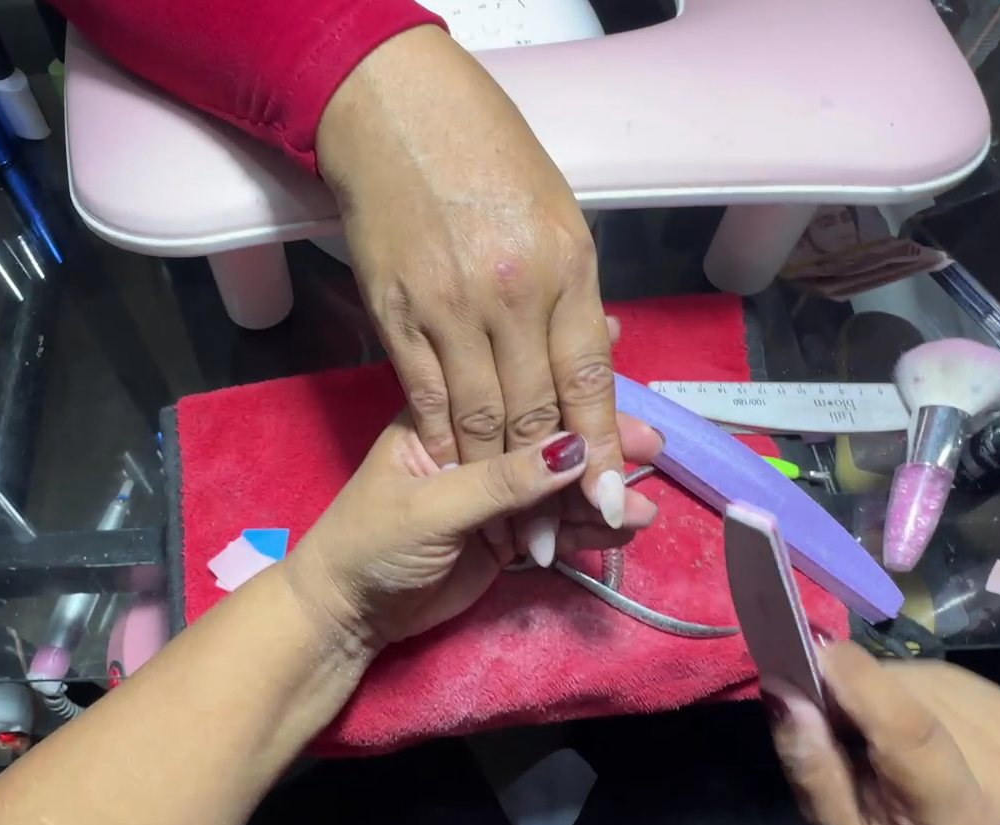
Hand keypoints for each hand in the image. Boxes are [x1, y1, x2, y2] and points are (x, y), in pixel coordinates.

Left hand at [282, 413, 663, 648]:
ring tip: (642, 508)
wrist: (349, 613)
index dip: (566, 382)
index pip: (515, 389)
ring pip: (558, 486)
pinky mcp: (506, 535)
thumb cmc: (370, 544)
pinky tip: (621, 531)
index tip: (619, 362)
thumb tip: (575, 448)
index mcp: (447, 419)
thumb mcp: (431, 508)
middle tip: (651, 448)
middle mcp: (478, 448)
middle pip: (549, 439)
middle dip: (598, 444)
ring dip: (600, 494)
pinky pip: (554, 527)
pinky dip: (586, 531)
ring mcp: (495, 494)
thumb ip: (500, 482)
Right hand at [315, 27, 636, 567]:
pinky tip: (462, 474)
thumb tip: (597, 356)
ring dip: (498, 481)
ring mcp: (449, 310)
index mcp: (564, 267)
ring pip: (482, 416)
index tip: (608, 498)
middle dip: (553, 484)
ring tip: (516, 530)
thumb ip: (573, 296)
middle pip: (537, 409)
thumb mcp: (556, 217)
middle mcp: (511, 294)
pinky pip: (428, 398)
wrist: (391, 116)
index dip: (600, 446)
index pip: (587, 378)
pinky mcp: (396, 321)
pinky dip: (448, 444)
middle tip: (562, 534)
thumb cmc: (484, 159)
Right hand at [763, 643, 999, 824]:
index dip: (856, 681)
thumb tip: (783, 691)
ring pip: (911, 675)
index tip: (807, 651)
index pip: (909, 730)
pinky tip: (907, 720)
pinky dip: (901, 688)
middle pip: (900, 694)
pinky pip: (932, 673)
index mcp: (955, 817)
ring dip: (875, 691)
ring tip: (874, 733)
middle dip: (849, 691)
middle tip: (832, 725)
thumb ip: (811, 769)